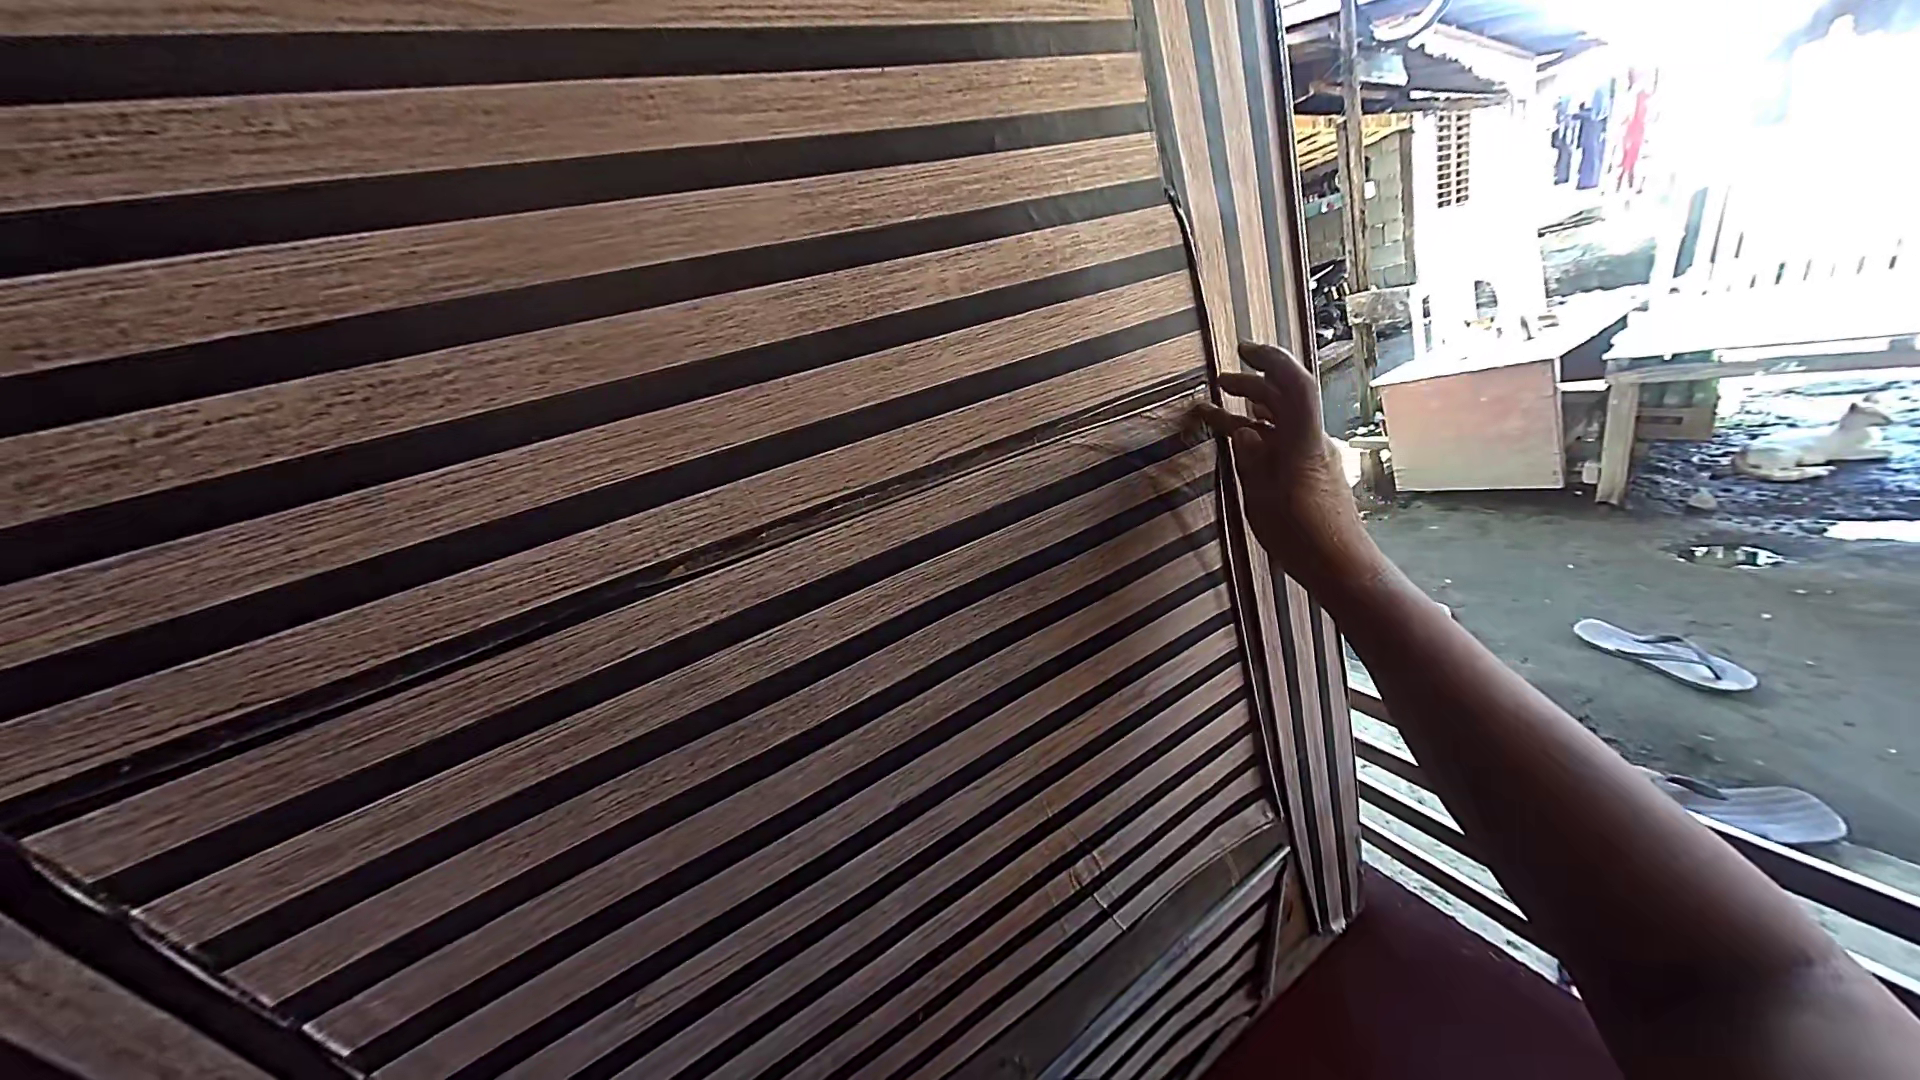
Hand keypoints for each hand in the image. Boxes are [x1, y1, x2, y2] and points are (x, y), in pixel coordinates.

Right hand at [1195, 342, 1382, 601]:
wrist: (1340, 565)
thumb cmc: (1300, 537)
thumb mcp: (1263, 500)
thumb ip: (1252, 462)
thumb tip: (1240, 430)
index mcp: (1301, 444)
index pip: (1293, 386)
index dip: (1270, 361)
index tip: (1242, 351)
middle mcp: (1311, 443)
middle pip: (1285, 399)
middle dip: (1252, 384)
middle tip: (1219, 383)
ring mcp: (1313, 457)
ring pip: (1282, 421)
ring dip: (1251, 410)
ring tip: (1217, 412)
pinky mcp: (1311, 471)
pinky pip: (1282, 441)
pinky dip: (1259, 433)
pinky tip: (1239, 442)